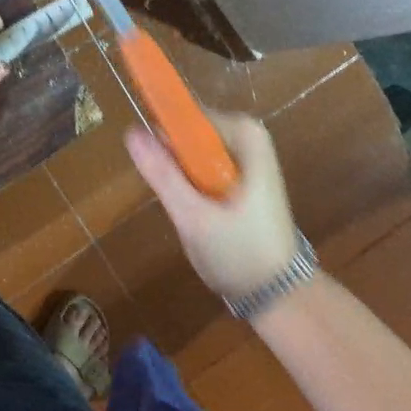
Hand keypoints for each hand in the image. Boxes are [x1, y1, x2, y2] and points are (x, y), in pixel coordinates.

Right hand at [125, 113, 299, 299]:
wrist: (279, 295)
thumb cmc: (239, 253)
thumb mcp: (193, 216)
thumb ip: (163, 174)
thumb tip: (131, 131)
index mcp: (248, 139)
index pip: (194, 115)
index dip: (167, 131)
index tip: (151, 161)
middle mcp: (252, 143)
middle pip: (195, 135)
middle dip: (176, 162)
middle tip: (174, 198)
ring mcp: (250, 164)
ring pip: (198, 155)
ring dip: (183, 178)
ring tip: (188, 213)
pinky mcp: (245, 184)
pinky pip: (208, 171)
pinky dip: (194, 188)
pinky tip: (197, 217)